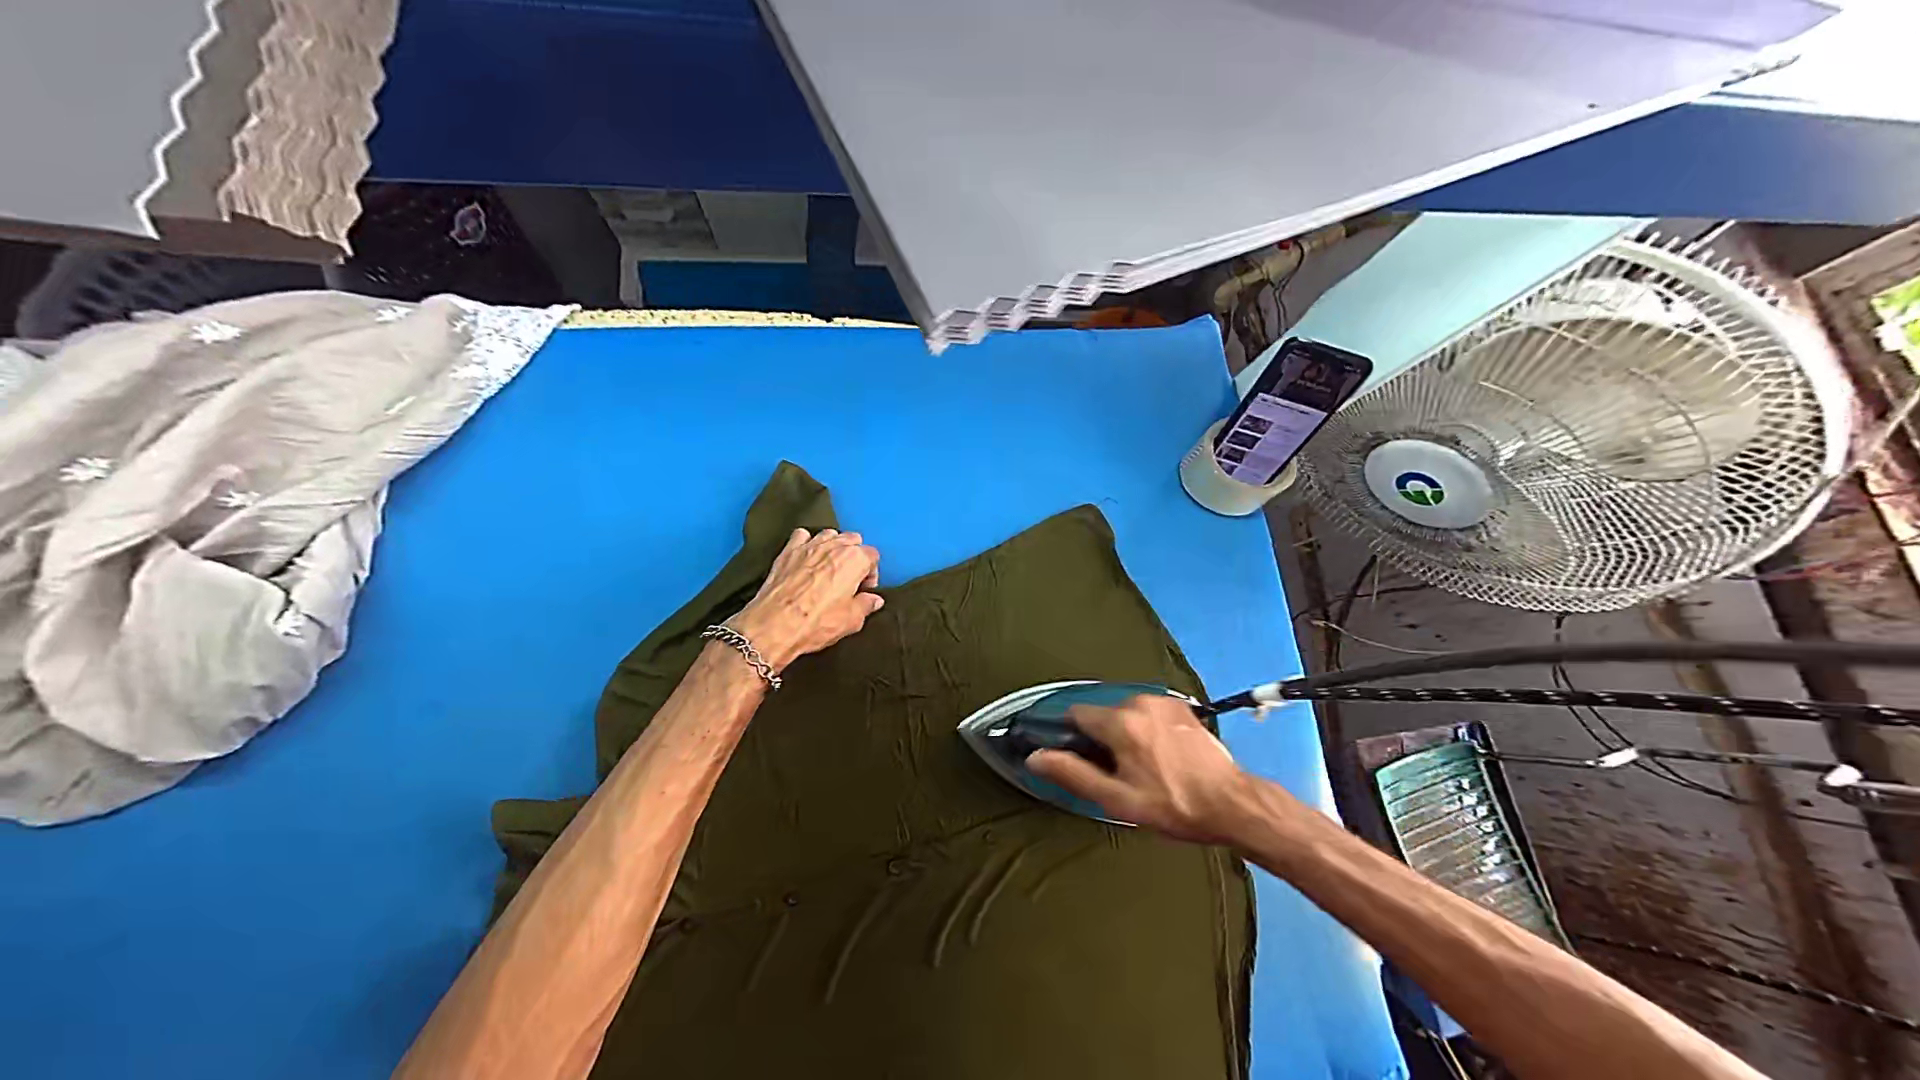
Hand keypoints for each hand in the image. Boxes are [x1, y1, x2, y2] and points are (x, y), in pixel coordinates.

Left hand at [730, 528, 883, 672]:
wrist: (775, 625)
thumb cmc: (815, 622)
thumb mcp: (851, 620)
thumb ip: (866, 605)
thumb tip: (873, 600)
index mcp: (855, 560)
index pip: (872, 556)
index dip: (871, 574)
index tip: (864, 590)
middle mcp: (834, 546)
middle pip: (852, 540)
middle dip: (854, 556)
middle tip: (849, 579)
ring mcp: (809, 546)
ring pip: (829, 534)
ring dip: (833, 547)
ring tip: (829, 568)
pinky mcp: (788, 551)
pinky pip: (802, 536)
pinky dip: (806, 542)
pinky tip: (806, 558)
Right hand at [1026, 694, 1252, 843]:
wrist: (1231, 803)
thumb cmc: (1172, 805)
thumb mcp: (1117, 799)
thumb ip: (1073, 774)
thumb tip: (1036, 757)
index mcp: (1120, 722)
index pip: (1076, 714)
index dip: (1073, 737)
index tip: (1082, 758)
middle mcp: (1139, 702)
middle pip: (1103, 715)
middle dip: (1104, 738)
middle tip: (1120, 772)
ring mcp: (1163, 702)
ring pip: (1126, 713)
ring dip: (1126, 733)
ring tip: (1146, 766)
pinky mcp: (1182, 707)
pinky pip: (1149, 712)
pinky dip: (1148, 728)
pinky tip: (1163, 754)